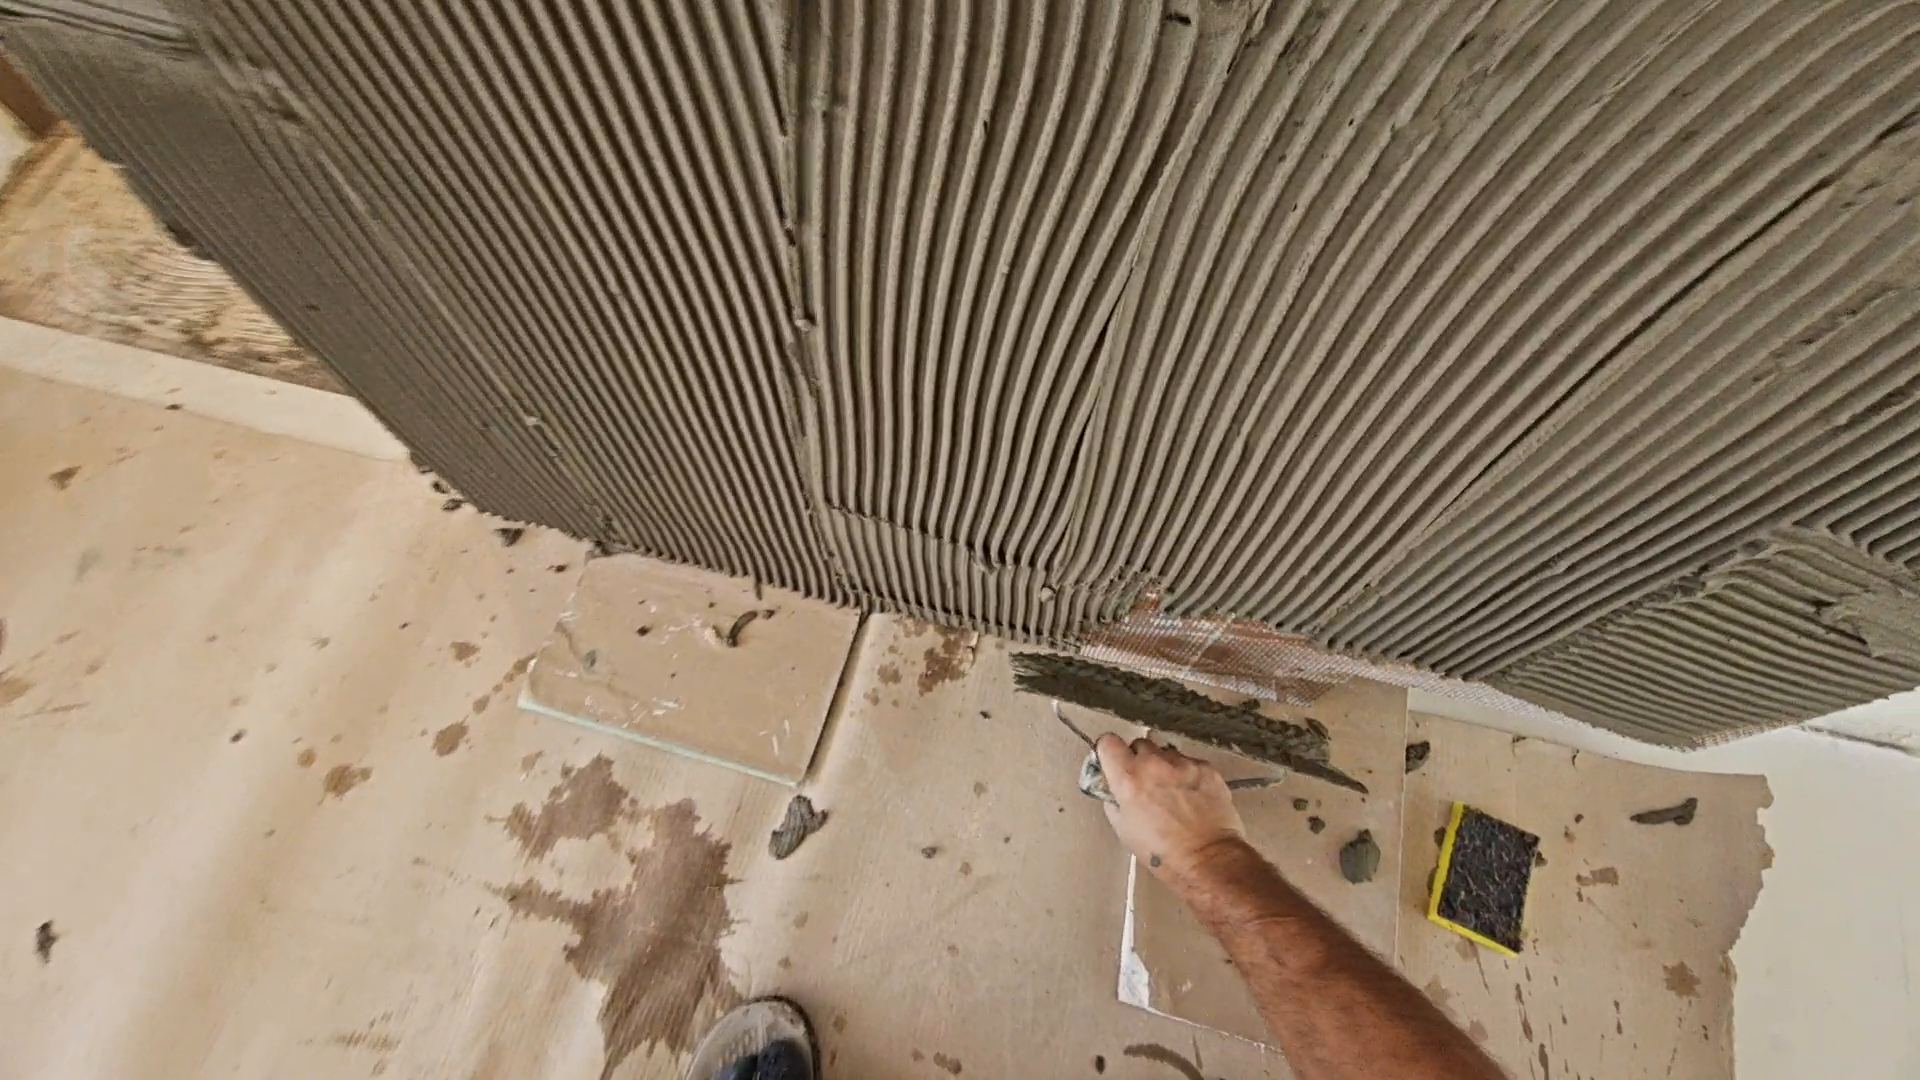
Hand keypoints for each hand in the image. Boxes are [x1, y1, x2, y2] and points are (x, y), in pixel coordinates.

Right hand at [1095, 734, 1245, 882]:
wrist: (1208, 861)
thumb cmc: (1163, 853)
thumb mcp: (1123, 830)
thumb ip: (1113, 801)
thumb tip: (1113, 789)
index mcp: (1128, 778)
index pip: (1108, 742)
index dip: (1109, 751)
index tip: (1113, 760)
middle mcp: (1153, 764)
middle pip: (1139, 744)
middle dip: (1139, 760)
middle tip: (1145, 783)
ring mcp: (1182, 764)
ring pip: (1167, 753)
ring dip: (1165, 768)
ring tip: (1174, 794)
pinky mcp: (1206, 769)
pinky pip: (1191, 763)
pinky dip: (1189, 776)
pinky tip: (1193, 798)